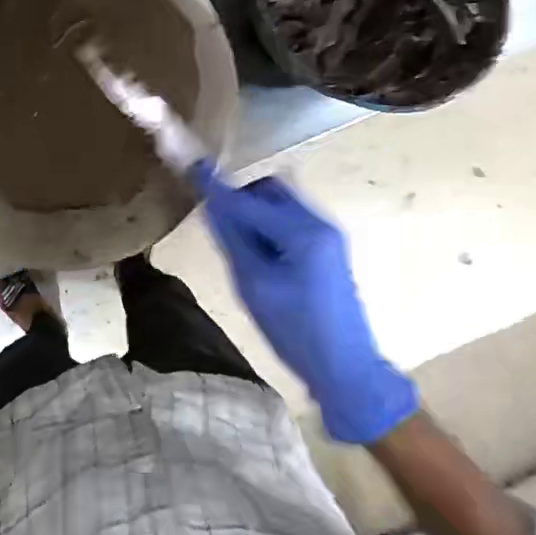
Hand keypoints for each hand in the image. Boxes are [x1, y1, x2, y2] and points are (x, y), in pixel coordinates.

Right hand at [192, 165, 417, 444]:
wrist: (347, 370)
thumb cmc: (295, 331)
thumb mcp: (253, 283)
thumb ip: (231, 236)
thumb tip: (210, 201)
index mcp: (302, 232)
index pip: (246, 199)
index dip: (214, 184)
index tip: (189, 164)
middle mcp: (319, 223)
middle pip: (268, 189)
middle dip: (240, 195)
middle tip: (217, 219)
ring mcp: (327, 234)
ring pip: (279, 202)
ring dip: (254, 210)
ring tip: (238, 241)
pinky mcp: (328, 247)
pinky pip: (289, 219)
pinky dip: (267, 223)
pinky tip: (257, 250)